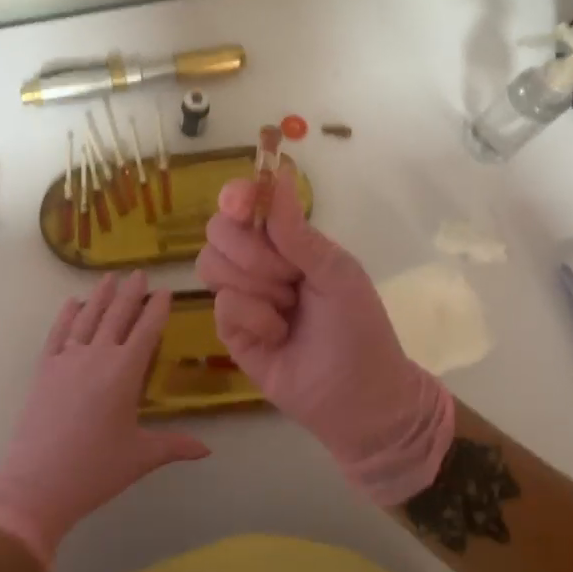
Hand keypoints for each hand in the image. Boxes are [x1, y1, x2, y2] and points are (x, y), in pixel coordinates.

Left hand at [0, 272, 210, 568]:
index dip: (157, 310)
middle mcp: (97, 356)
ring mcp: (67, 360)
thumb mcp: (141, 457)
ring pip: (88, 318)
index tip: (165, 291)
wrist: (38, 482)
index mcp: (124, 373)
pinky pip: (58, 334)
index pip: (146, 331)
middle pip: (117, 316)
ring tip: (110, 277)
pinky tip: (72, 303)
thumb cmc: (96, 469)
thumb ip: (174, 445)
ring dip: (100, 296)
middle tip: (139, 273)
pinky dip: (66, 316)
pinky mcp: (44, 369)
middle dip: (131, 294)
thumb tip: (206, 449)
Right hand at [196, 163, 453, 505]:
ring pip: (211, 265)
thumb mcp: (335, 272)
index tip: (241, 205)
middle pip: (218, 231)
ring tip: (287, 311)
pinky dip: (254, 318)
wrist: (361, 398)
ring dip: (256, 286)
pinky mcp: (228, 331)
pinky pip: (221, 305)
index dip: (236, 197)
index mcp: (286, 242)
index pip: (243, 204)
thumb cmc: (359, 329)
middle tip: (290, 278)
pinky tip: (277, 336)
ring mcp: (240, 296)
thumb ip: (296, 230)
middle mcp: (257, 263)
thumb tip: (277, 174)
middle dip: (253, 253)